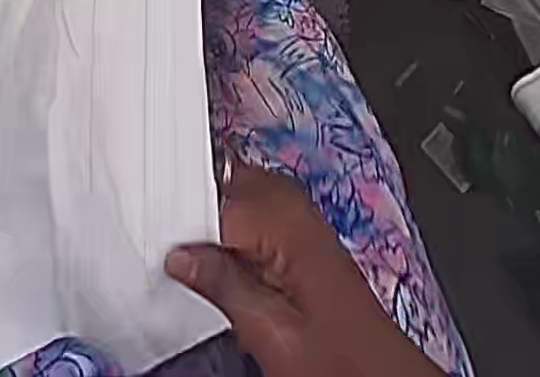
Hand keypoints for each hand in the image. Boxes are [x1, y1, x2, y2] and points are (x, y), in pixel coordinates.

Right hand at [166, 166, 443, 376]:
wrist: (378, 369)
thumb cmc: (336, 356)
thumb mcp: (271, 331)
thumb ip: (223, 284)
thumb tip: (178, 255)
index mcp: (282, 218)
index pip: (211, 196)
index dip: (181, 221)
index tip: (161, 243)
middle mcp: (289, 200)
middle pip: (220, 182)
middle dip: (193, 210)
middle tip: (175, 251)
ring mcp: (293, 206)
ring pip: (231, 187)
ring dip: (209, 214)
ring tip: (197, 256)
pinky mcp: (294, 220)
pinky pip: (248, 200)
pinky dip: (228, 219)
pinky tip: (222, 254)